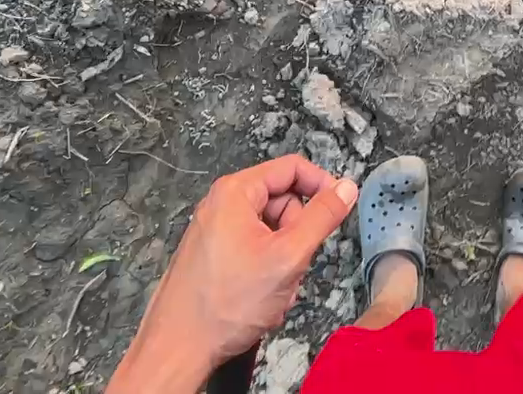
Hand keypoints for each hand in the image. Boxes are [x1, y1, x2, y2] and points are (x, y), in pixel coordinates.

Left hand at [108, 155, 357, 393]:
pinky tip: (261, 294)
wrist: (175, 355)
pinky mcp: (212, 253)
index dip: (322, 185)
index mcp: (236, 192)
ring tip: (277, 285)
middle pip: (283, 199)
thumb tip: (348, 187)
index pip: (293, 167)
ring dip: (285, 254)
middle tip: (295, 262)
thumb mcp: (289, 256)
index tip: (338, 209)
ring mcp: (214, 229)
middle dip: (298, 231)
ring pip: (271, 227)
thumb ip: (323, 216)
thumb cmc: (226, 305)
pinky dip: (267, 266)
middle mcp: (221, 203)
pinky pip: (254, 246)